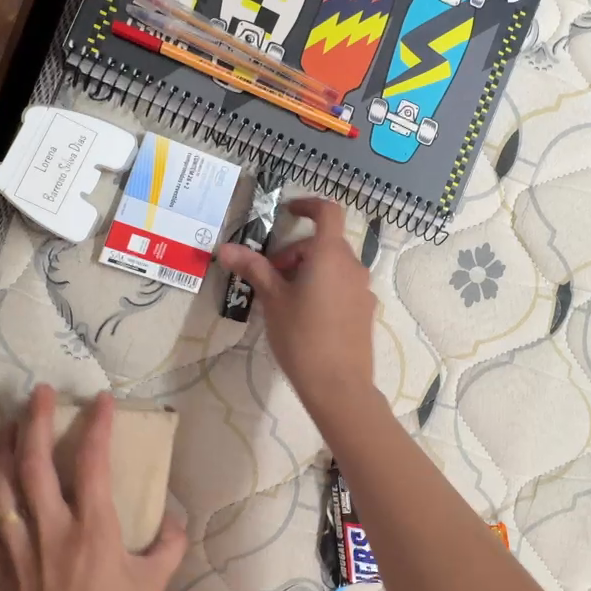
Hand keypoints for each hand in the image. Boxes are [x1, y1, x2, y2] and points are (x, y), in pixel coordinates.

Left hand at [0, 386, 185, 590]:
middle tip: (39, 393)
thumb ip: (169, 544)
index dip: (96, 426)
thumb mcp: (153, 586)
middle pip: (32, 463)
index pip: (91, 463)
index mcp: (91, 530)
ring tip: (10, 426)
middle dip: (34, 421)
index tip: (101, 400)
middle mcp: (49, 530)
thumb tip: (174, 516)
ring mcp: (16, 548)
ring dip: (3, 449)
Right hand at [218, 197, 378, 420]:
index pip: (328, 212)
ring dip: (309, 270)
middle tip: (271, 277)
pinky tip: (307, 316)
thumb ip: (253, 269)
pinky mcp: (366, 310)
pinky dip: (324, 287)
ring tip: (285, 299)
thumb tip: (225, 248)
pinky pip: (343, 286)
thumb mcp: (272, 300)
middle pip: (325, 243)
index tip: (288, 211)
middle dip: (295, 252)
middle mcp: (353, 266)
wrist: (339, 384)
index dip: (308, 205)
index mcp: (331, 254)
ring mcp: (363, 289)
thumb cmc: (302, 337)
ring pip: (334, 266)